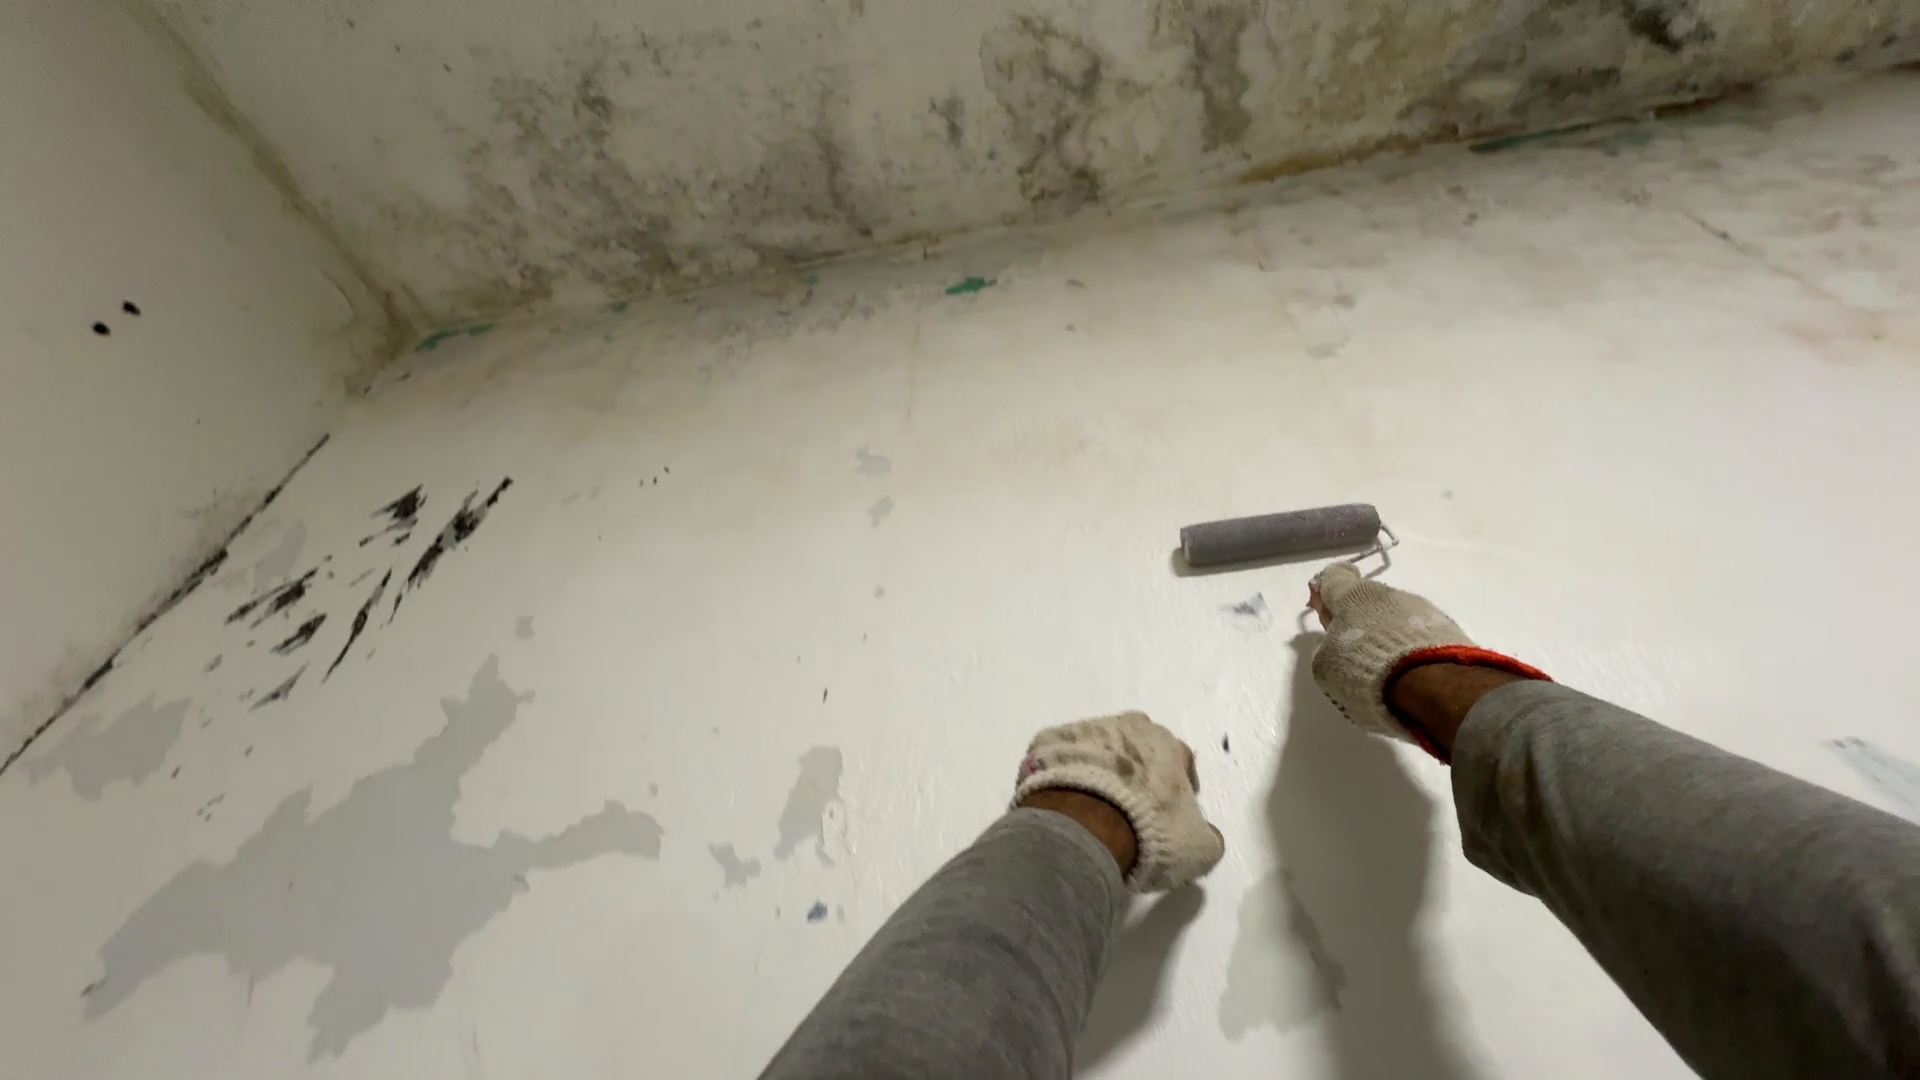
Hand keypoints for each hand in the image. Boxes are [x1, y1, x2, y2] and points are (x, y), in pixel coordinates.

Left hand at [1013, 712, 1224, 892]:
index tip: (1171, 811)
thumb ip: (1208, 836)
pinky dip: (1064, 771)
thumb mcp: (1198, 848)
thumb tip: (1206, 833)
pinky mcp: (1050, 740)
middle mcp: (1127, 727)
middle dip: (1138, 770)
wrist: (1083, 825)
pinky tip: (1065, 798)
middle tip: (1131, 805)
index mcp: (1167, 744)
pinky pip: (1062, 754)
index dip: (1180, 785)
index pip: (1180, 758)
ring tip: (1094, 803)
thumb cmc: (1148, 832)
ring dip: (1100, 768)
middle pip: (1138, 746)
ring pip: (1099, 747)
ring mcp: (1085, 730)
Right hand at [1307, 563, 1475, 743]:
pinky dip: (1409, 646)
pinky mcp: (1446, 628)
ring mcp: (1420, 608)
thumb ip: (1325, 645)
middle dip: (1356, 617)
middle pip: (1365, 598)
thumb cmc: (1364, 667)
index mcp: (1352, 595)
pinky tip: (1408, 671)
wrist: (1433, 685)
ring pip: (1393, 615)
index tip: (1326, 605)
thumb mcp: (1325, 663)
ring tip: (1385, 666)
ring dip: (1384, 632)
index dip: (1327, 587)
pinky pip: (1416, 632)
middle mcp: (1387, 593)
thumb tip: (1332, 639)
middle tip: (1351, 646)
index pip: (1334, 576)